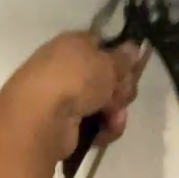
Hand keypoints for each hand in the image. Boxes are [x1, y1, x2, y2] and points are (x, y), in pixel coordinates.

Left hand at [0, 32, 141, 160]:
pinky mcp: (68, 125)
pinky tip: (104, 132)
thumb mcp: (107, 62)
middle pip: (109, 78)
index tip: (136, 66)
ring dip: (116, 111)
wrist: (42, 117)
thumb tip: (132, 47)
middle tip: (121, 93)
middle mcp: (70, 69)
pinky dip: (104, 129)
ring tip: (113, 117)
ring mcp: (68, 98)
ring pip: (107, 103)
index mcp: (75, 45)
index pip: (104, 45)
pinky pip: (97, 124)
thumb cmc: (75, 79)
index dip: (122, 57)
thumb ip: (123, 58)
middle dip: (122, 88)